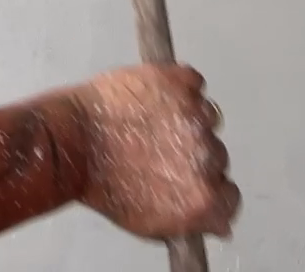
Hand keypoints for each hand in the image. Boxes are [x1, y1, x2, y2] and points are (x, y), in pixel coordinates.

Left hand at [69, 63, 239, 238]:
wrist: (74, 140)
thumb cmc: (102, 181)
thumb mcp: (151, 223)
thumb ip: (191, 219)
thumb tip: (217, 220)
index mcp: (203, 198)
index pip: (230, 196)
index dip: (211, 186)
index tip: (194, 177)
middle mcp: (206, 157)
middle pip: (216, 153)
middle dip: (194, 151)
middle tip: (162, 146)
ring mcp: (195, 115)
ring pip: (206, 115)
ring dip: (187, 116)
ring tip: (152, 118)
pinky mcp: (180, 81)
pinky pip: (193, 81)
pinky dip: (179, 85)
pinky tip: (155, 94)